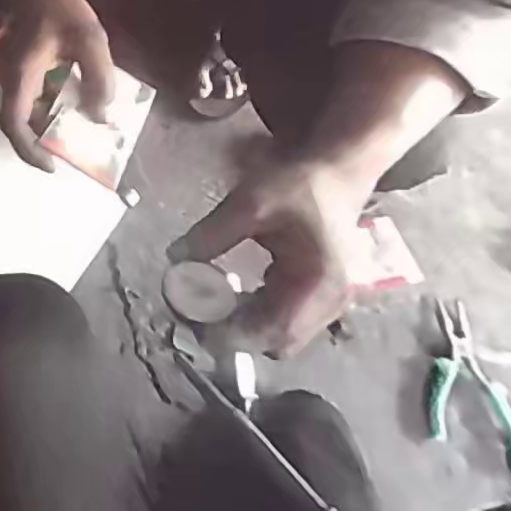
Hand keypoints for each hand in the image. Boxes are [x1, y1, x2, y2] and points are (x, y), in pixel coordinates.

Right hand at [0, 0, 117, 170]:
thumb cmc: (58, 6)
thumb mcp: (88, 38)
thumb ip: (98, 77)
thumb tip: (100, 115)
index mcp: (22, 76)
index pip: (13, 124)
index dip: (27, 151)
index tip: (51, 166)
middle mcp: (11, 81)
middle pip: (17, 124)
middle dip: (41, 145)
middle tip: (69, 156)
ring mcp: (15, 76)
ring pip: (25, 112)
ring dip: (47, 128)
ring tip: (77, 135)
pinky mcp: (24, 71)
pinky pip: (33, 99)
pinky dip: (51, 109)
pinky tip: (75, 106)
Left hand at [167, 159, 372, 356]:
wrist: (336, 170)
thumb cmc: (300, 183)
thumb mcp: (251, 202)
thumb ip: (213, 233)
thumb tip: (174, 258)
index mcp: (319, 284)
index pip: (274, 333)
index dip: (229, 336)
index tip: (189, 319)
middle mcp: (329, 304)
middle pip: (274, 341)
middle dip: (229, 331)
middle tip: (188, 308)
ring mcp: (325, 303)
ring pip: (275, 333)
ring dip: (237, 322)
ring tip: (199, 298)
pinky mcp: (315, 296)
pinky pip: (279, 317)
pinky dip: (249, 310)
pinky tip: (224, 290)